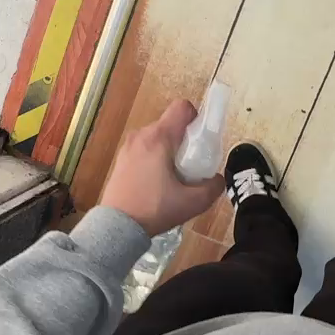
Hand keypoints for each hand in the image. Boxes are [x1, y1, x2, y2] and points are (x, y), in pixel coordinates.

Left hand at [99, 99, 225, 234]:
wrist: (118, 227)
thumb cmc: (155, 209)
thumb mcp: (194, 203)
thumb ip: (214, 187)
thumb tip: (217, 178)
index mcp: (159, 138)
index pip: (182, 107)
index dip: (197, 119)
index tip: (200, 143)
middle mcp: (141, 135)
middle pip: (171, 125)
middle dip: (184, 141)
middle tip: (189, 167)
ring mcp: (128, 146)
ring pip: (158, 137)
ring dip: (169, 151)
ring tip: (172, 178)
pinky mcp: (121, 158)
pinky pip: (145, 148)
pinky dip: (155, 158)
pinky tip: (156, 183)